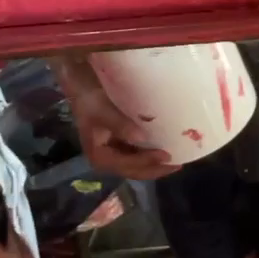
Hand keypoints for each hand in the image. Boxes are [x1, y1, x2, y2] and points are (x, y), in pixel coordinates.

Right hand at [53, 57, 180, 179]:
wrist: (81, 86)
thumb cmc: (90, 98)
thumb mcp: (103, 110)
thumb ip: (120, 125)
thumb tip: (142, 138)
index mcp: (99, 157)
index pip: (127, 165)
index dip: (147, 163)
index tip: (166, 155)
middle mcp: (106, 159)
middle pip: (133, 170)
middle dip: (155, 169)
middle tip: (177, 164)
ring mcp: (113, 152)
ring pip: (137, 165)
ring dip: (154, 164)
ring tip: (175, 160)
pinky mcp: (119, 143)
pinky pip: (137, 153)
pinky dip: (150, 153)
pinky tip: (163, 148)